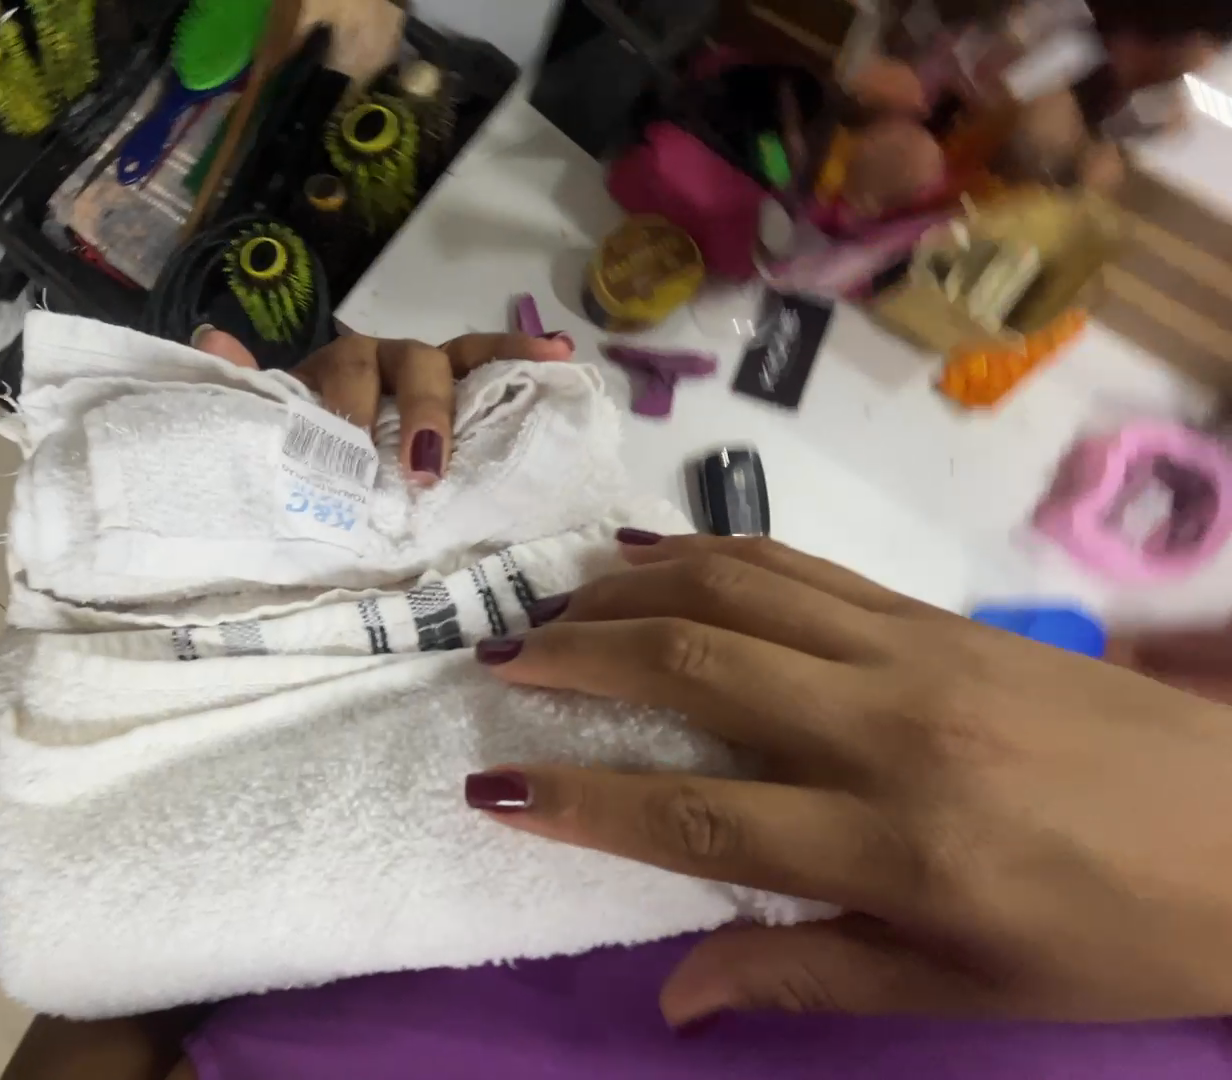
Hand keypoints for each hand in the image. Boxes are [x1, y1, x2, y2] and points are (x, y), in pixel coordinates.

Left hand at [194, 326, 574, 484]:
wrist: (312, 440)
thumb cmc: (298, 433)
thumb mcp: (269, 416)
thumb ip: (248, 385)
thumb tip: (210, 338)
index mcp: (330, 370)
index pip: (344, 375)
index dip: (350, 410)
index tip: (349, 453)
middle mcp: (379, 360)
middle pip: (404, 366)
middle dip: (416, 413)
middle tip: (418, 468)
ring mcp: (419, 370)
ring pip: (452, 362)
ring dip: (488, 374)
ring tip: (530, 383)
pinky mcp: (454, 386)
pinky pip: (486, 364)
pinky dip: (518, 356)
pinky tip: (559, 358)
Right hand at [466, 533, 1231, 1026]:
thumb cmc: (1117, 936)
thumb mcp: (966, 992)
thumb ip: (800, 978)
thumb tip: (669, 1000)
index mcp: (901, 847)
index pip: (698, 817)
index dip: (579, 803)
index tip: (494, 790)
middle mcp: (886, 728)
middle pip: (691, 668)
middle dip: (574, 658)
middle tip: (500, 660)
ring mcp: (902, 648)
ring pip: (724, 592)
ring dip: (617, 595)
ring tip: (549, 610)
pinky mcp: (917, 607)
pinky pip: (780, 562)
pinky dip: (691, 551)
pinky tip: (632, 554)